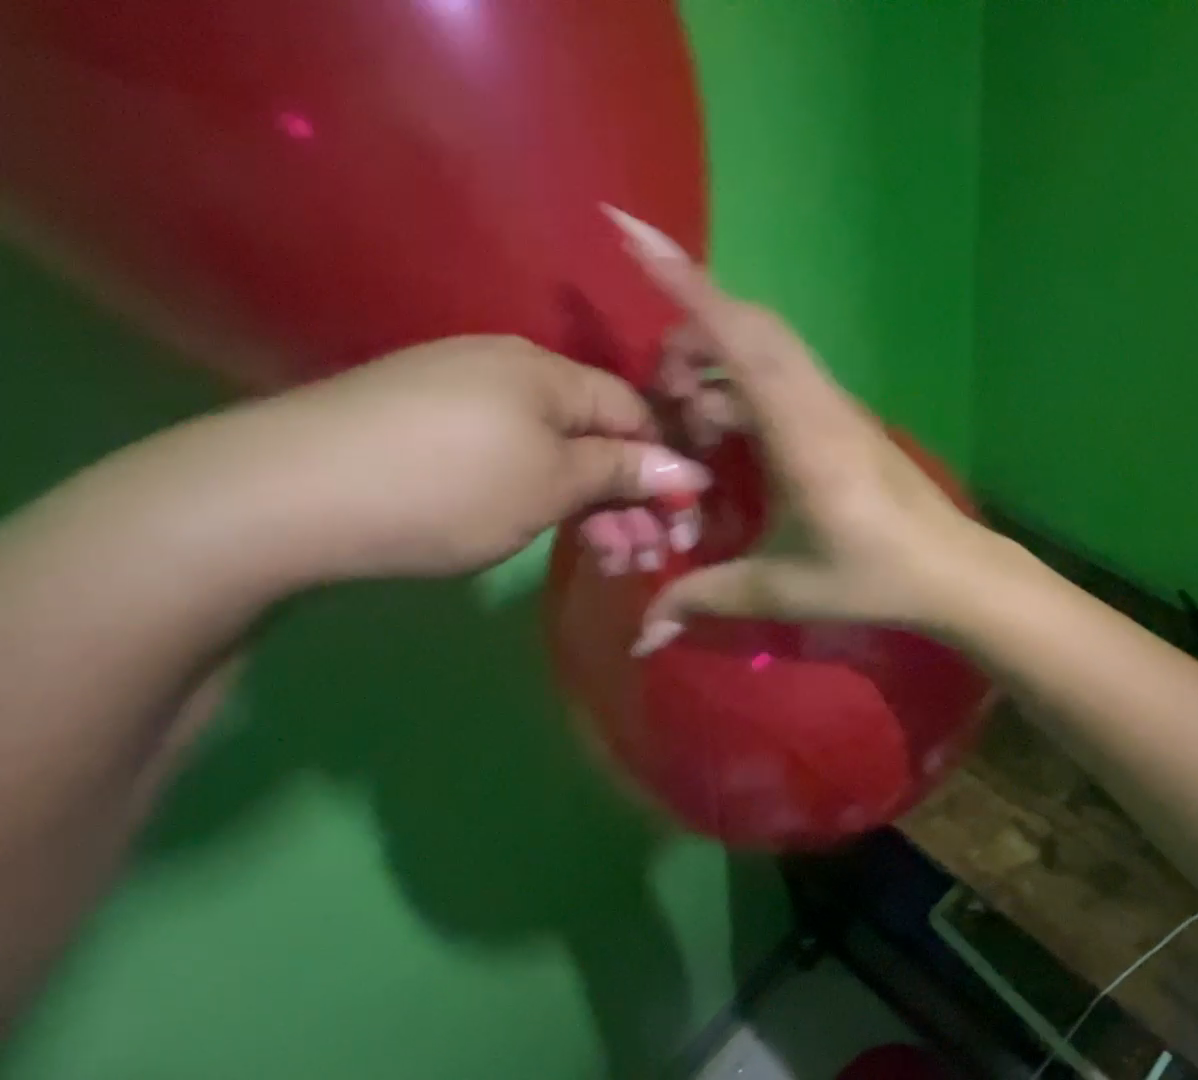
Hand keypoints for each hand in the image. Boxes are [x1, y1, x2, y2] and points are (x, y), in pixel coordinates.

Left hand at [131, 335, 709, 585]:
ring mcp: (455, 390)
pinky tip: (535, 526)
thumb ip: (623, 472)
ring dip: (585, 503)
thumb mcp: (551, 484)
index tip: (679, 523)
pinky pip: (503, 451)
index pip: (635, 411)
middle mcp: (506, 366)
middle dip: (628, 496)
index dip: (665, 466)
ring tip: (602, 559)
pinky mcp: (415, 422)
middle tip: (643, 558)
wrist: (278, 497)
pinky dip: (533, 491)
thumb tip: (689, 469)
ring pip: (549, 447)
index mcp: (547, 370)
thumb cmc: (446, 487)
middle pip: (593, 431)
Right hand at [601, 208, 1017, 654]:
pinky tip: (726, 434)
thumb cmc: (875, 578)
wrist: (954, 571)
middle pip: (748, 328)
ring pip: (768, 349)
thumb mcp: (785, 588)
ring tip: (687, 419)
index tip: (634, 235)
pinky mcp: (844, 417)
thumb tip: (641, 635)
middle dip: (688, 338)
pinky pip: (784, 374)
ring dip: (717, 362)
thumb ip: (707, 597)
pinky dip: (743, 382)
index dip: (685, 284)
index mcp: (803, 432)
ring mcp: (837, 405)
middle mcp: (819, 402)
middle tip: (658, 394)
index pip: (739, 338)